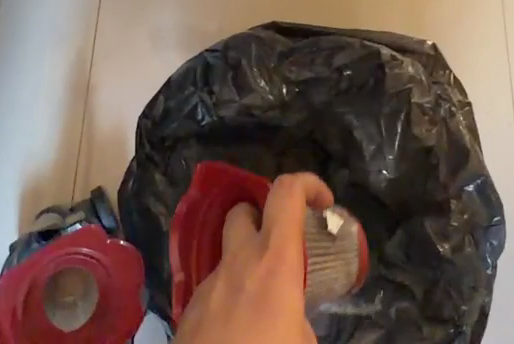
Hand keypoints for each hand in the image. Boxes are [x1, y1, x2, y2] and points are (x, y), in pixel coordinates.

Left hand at [172, 173, 333, 343]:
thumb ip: (304, 321)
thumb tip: (297, 324)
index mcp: (273, 261)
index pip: (286, 192)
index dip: (309, 184)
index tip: (325, 205)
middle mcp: (237, 262)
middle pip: (245, 210)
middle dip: (266, 219)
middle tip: (288, 250)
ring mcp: (207, 285)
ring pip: (227, 254)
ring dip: (247, 263)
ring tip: (267, 301)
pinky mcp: (188, 313)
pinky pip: (214, 288)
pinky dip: (231, 295)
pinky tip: (241, 331)